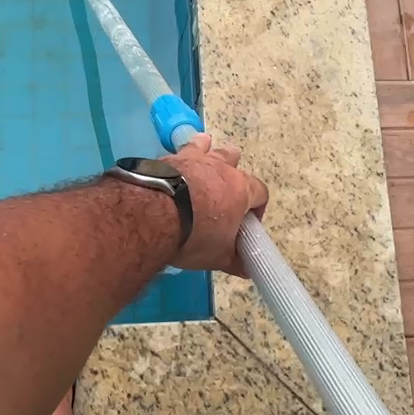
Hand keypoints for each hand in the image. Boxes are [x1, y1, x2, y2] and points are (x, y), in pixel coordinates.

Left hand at [161, 133, 268, 276]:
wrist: (153, 216)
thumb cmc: (196, 235)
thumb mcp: (218, 256)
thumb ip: (235, 260)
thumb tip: (248, 269)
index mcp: (240, 189)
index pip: (260, 192)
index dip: (257, 207)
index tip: (247, 222)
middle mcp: (219, 168)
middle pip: (233, 160)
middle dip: (233, 166)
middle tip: (228, 177)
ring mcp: (191, 159)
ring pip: (204, 147)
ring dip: (206, 148)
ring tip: (205, 144)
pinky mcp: (165, 159)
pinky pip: (176, 154)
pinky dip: (177, 158)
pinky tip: (170, 163)